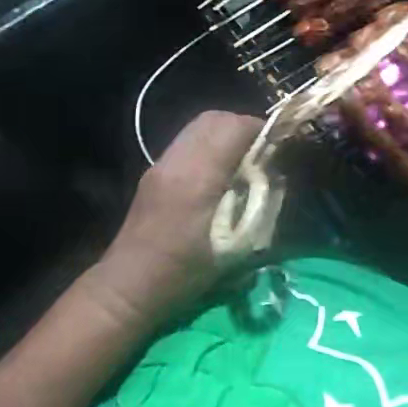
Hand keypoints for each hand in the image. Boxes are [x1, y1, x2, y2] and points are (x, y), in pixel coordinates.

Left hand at [86, 111, 263, 327]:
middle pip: (213, 119)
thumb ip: (256, 210)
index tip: (280, 148)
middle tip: (263, 152)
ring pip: (196, 127)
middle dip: (243, 128)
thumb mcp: (232, 252)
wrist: (127, 287)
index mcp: (196, 178)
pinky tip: (218, 174)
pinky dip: (208, 146)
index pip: (233, 128)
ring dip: (224, 135)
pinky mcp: (153, 173)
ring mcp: (160, 164)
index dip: (261, 130)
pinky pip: (185, 143)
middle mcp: (176, 162)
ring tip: (243, 161)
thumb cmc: (181, 276)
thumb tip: (275, 181)